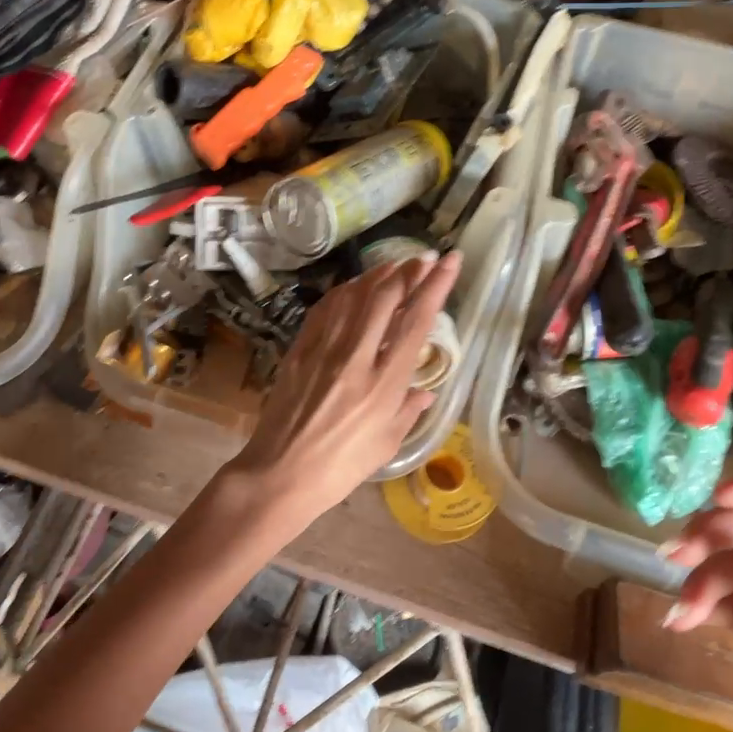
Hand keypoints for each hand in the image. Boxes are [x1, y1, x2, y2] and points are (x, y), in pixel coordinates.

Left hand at [222, 252, 461, 524]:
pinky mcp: (299, 349)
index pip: (416, 321)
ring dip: (377, 274)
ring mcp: (323, 349)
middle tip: (425, 258)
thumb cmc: (341, 468)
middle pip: (384, 297)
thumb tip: (425, 391)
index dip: (436, 286)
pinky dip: (344, 291)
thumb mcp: (387, 444)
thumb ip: (408, 410)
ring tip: (395, 266)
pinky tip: (354, 287)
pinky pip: (324, 309)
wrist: (281, 474)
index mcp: (384, 383)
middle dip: (409, 270)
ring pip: (353, 295)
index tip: (451, 262)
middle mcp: (355, 357)